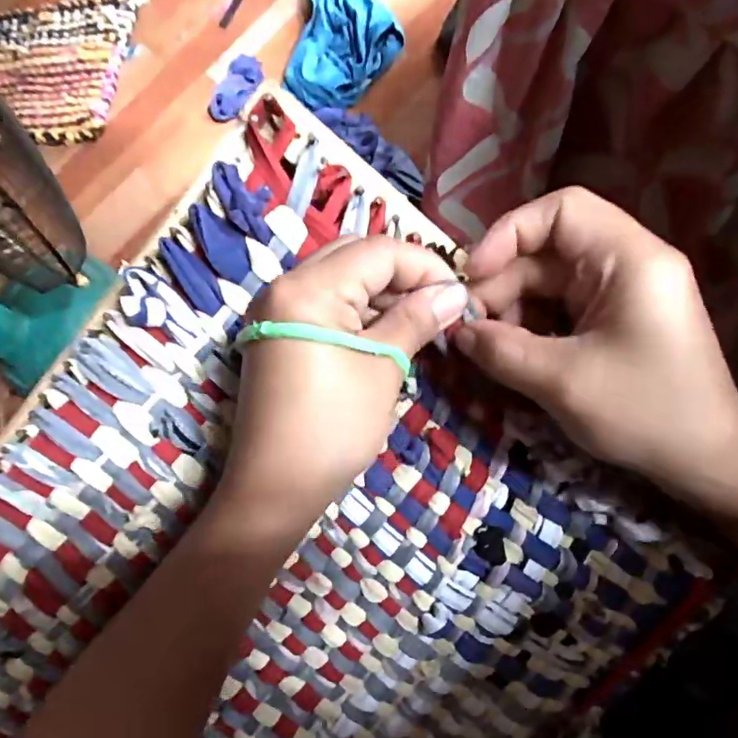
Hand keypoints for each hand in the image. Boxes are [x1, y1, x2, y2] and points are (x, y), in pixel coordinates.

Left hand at [219, 236, 468, 526]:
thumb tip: (456, 291)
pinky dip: (360, 312)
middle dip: (404, 274)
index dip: (426, 265)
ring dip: (383, 294)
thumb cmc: (334, 428)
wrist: (276, 487)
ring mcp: (277, 311)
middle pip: (356, 256)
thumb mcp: (383, 368)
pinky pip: (326, 306)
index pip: (378, 250)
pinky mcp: (279, 335)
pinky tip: (389, 333)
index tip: (461, 294)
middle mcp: (285, 286)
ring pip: (341, 279)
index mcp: (308, 288)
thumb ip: (417, 320)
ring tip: (423, 322)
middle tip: (442, 305)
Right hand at [453, 187, 737, 503]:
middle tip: (471, 328)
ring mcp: (628, 294)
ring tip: (489, 347)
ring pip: (555, 281)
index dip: (508, 234)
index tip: (473, 278)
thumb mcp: (562, 382)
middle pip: (552, 249)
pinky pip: (568, 308)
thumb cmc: (643, 412)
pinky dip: (537, 326)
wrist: (706, 457)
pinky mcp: (622, 321)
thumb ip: (502, 350)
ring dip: (516, 309)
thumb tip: (458, 331)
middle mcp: (632, 263)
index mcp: (631, 258)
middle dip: (505, 283)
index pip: (561, 210)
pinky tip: (515, 353)